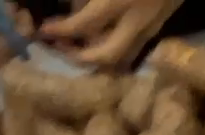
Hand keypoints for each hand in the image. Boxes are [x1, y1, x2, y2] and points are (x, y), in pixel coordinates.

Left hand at [40, 0, 183, 69]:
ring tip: (81, 50)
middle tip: (63, 49)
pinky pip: (135, 46)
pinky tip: (104, 41)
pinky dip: (117, 49)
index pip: (84, 24)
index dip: (62, 30)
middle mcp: (135, 20)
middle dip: (83, 57)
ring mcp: (151, 26)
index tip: (45, 30)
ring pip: (124, 57)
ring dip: (102, 58)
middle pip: (108, 55)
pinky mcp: (159, 25)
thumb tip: (71, 5)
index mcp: (116, 0)